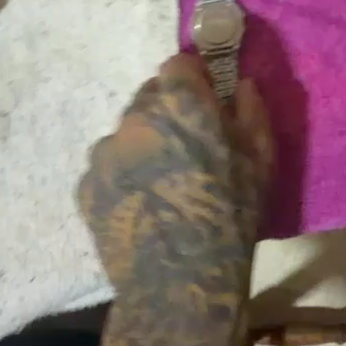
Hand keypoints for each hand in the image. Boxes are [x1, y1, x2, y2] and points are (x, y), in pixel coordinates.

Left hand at [76, 53, 274, 345]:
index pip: (178, 63)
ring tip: (164, 179)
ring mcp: (104, 152)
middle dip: (169, 110)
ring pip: (127, 131)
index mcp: (179, 102)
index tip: (207, 97)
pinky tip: (143, 203)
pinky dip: (124, 174)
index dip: (194, 77)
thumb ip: (250, 110)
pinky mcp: (84, 187)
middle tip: (189, 143)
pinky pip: (108, 166)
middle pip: (150, 96)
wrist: (180, 282)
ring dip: (145, 142)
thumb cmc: (230, 211)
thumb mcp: (260, 156)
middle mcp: (135, 117)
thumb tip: (240, 85)